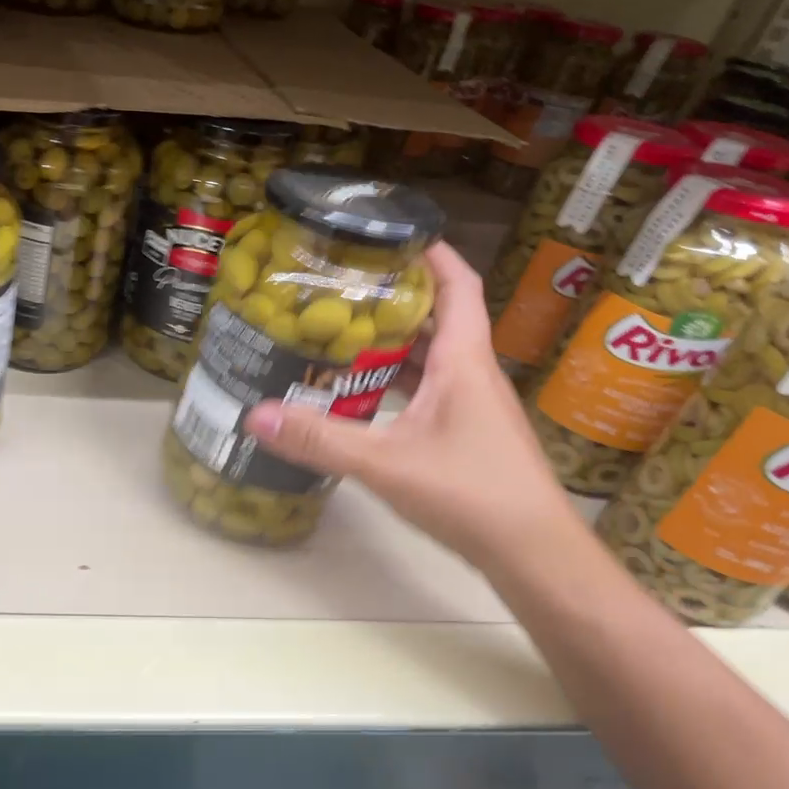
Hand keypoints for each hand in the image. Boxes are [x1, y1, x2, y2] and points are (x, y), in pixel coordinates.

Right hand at [243, 243, 581, 569]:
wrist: (534, 556)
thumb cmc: (472, 495)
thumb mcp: (386, 463)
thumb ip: (320, 439)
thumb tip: (253, 415)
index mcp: (463, 361)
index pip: (458, 285)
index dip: (430, 253)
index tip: (390, 232)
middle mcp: (471, 373)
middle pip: (435, 317)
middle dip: (392, 296)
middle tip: (338, 285)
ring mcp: (471, 405)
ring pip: (429, 357)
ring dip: (390, 342)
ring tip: (337, 333)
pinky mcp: (465, 434)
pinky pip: (426, 389)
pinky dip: (394, 381)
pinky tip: (358, 394)